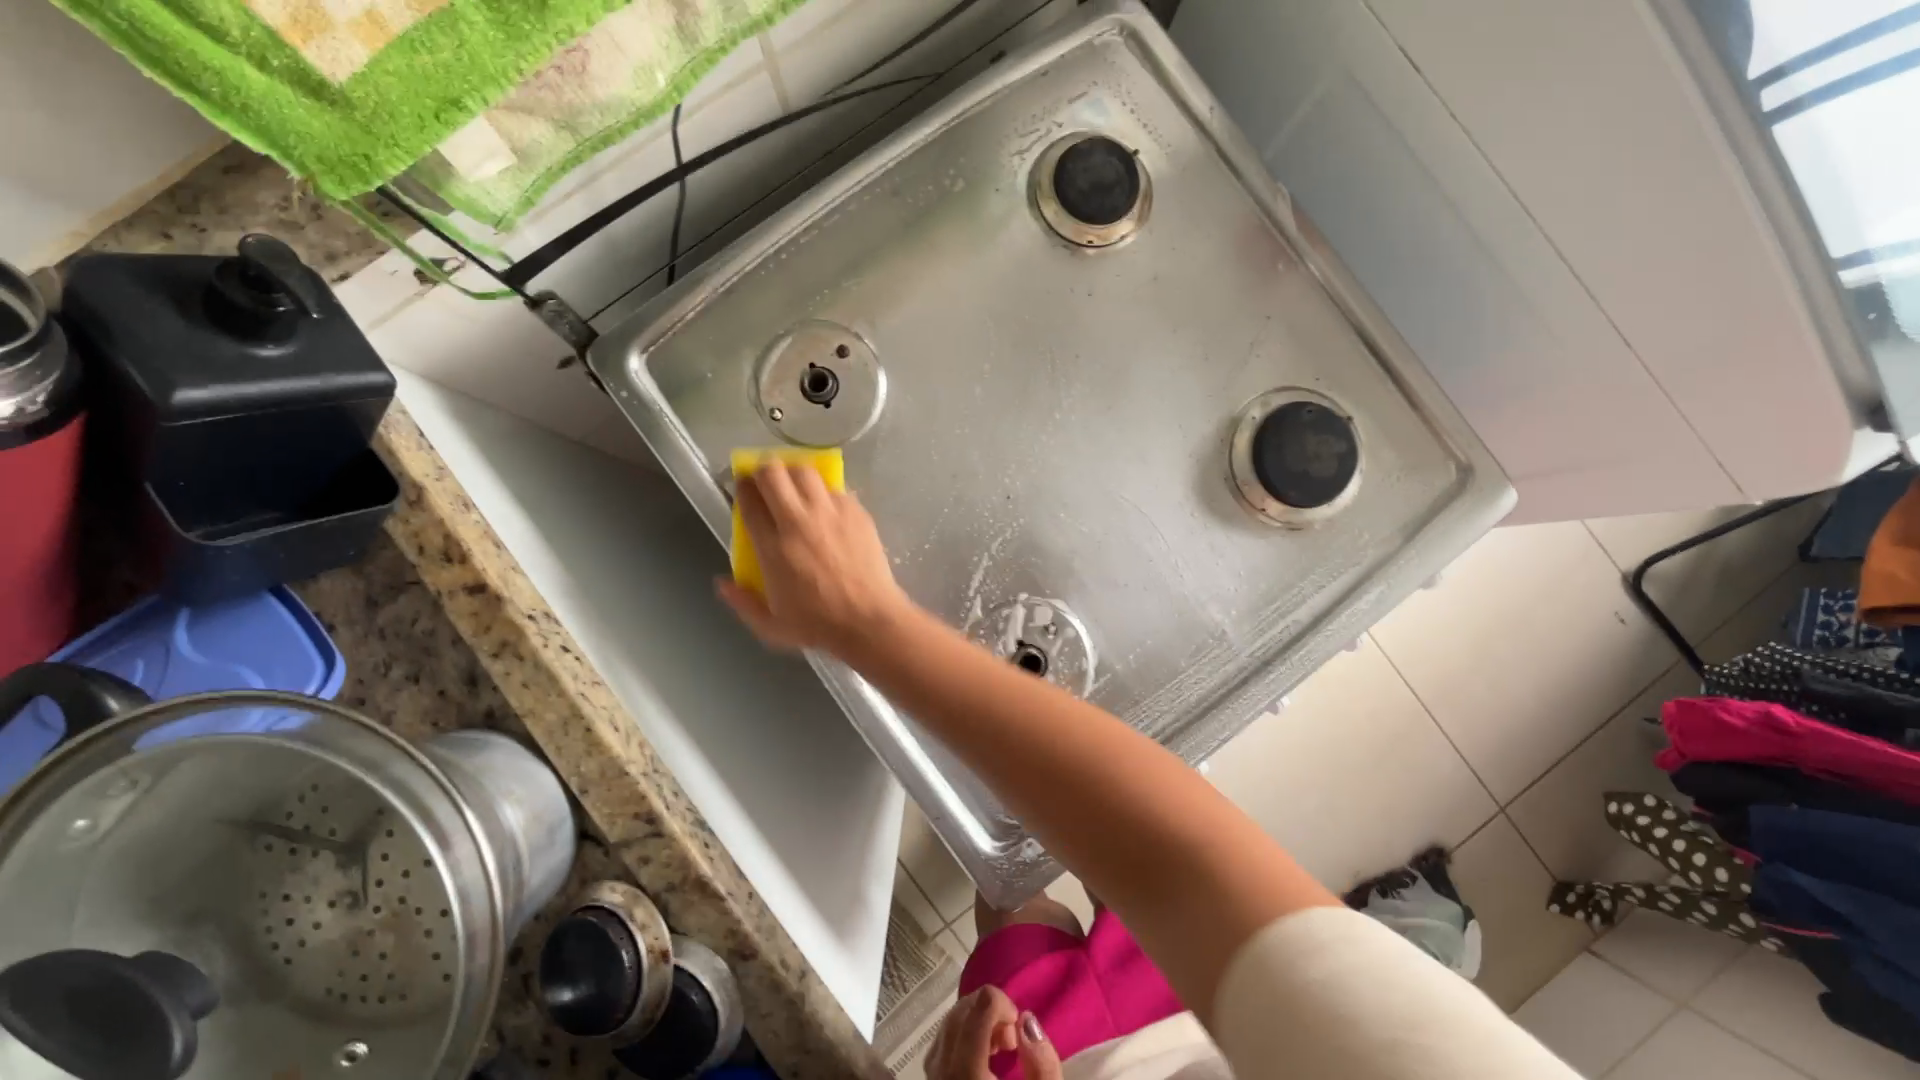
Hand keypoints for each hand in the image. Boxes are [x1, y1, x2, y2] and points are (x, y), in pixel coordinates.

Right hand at [716, 462, 912, 655]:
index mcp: (772, 547)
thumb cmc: (818, 625)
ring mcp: (830, 513)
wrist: (869, 620)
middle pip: (773, 475)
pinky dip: (825, 491)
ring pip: (805, 472)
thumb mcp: (771, 626)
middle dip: (764, 471)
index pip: (749, 502)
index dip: (742, 488)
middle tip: (766, 482)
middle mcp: (798, 522)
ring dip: (794, 474)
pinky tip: (826, 506)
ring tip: (795, 486)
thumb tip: (722, 583)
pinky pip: (835, 488)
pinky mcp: (856, 512)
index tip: (743, 488)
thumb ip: (742, 603)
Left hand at [926, 988, 1060, 1079]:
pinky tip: (981, 1052)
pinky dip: (962, 1034)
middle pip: (960, 1012)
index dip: (1002, 1002)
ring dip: (975, 1021)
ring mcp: (932, 1075)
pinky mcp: (930, 1079)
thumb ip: (1043, 1064)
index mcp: (968, 1072)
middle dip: (988, 1010)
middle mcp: (942, 1070)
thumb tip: (1028, 1020)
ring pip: (947, 1024)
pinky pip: (940, 1042)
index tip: (1019, 1022)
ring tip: (1001, 1045)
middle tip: (1013, 1034)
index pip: (978, 1010)